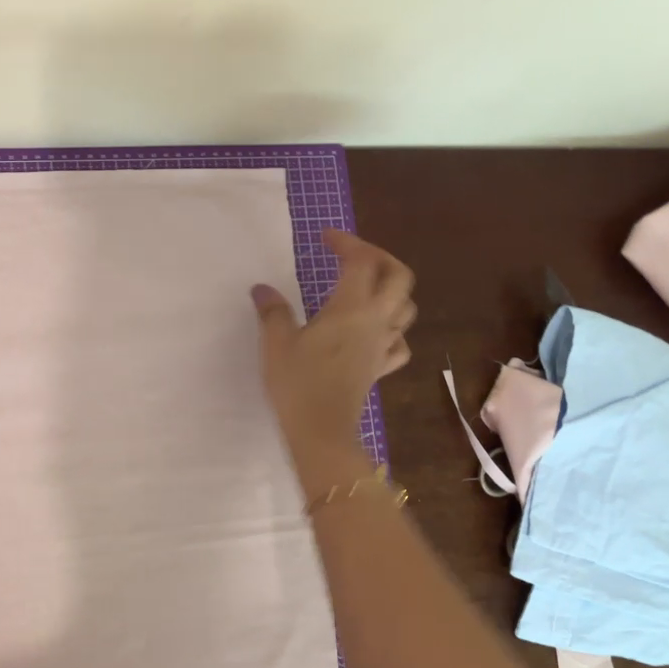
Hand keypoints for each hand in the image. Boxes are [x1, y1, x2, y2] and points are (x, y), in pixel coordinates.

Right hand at [252, 230, 415, 488]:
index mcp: (351, 308)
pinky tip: (375, 334)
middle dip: (381, 258)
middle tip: (354, 256)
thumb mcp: (276, 343)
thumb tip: (261, 288)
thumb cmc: (297, 383)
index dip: (346, 242)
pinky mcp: (380, 368)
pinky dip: (393, 331)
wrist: (321, 430)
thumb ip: (273, 311)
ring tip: (368, 289)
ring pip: (406, 307)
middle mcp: (375, 320)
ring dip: (392, 290)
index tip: (326, 237)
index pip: (360, 262)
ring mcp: (382, 345)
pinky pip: (399, 343)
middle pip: (399, 276)